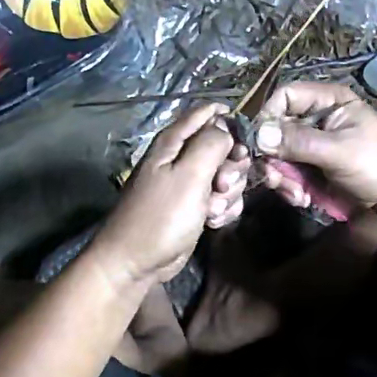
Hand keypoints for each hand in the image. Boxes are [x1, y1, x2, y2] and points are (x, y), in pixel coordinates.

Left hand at [89, 104, 247, 288]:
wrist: (136, 263)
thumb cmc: (161, 216)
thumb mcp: (189, 174)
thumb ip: (212, 143)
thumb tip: (227, 128)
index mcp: (174, 141)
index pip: (210, 113)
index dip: (231, 126)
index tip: (240, 148)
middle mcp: (182, 156)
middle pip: (225, 147)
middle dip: (232, 167)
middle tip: (221, 185)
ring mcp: (189, 182)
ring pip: (228, 175)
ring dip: (228, 193)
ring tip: (211, 210)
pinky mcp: (195, 205)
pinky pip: (222, 198)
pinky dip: (222, 210)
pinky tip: (212, 222)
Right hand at [251, 82, 376, 216]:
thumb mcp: (338, 151)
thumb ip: (299, 142)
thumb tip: (258, 134)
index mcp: (328, 100)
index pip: (284, 96)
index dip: (268, 117)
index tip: (260, 144)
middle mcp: (316, 118)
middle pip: (275, 129)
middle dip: (274, 158)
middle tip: (278, 181)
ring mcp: (312, 144)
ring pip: (277, 155)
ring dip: (281, 177)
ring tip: (297, 196)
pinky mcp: (311, 167)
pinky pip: (288, 173)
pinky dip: (290, 188)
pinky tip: (303, 200)